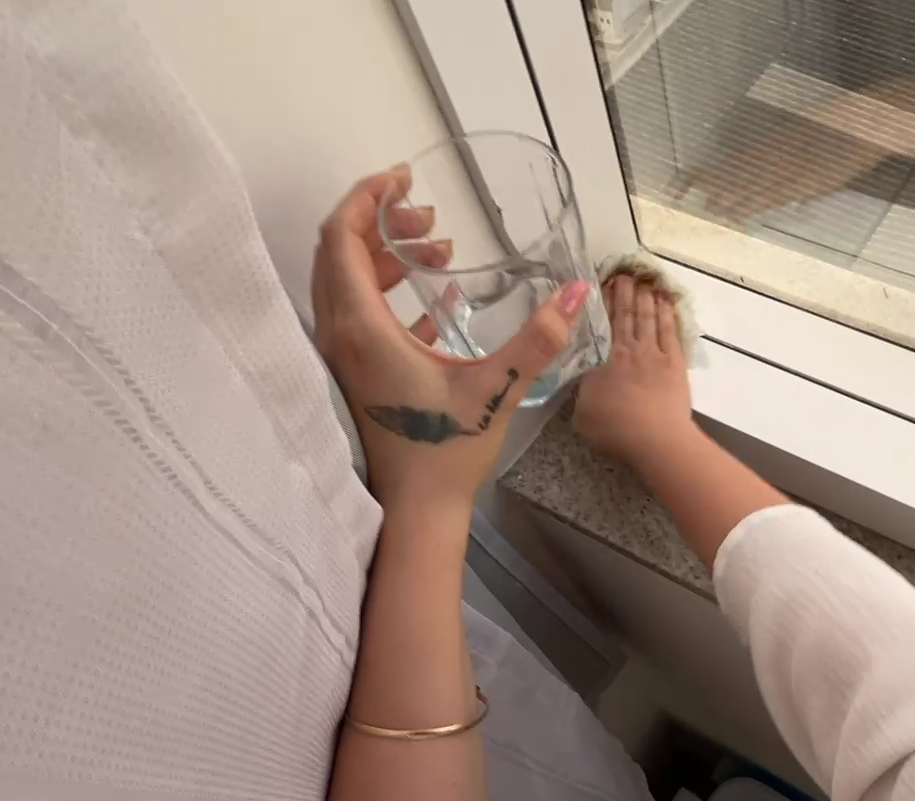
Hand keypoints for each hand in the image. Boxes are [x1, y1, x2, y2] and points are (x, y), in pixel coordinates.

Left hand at [312, 168, 585, 513]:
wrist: (419, 508)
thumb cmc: (447, 452)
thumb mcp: (497, 388)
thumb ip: (538, 338)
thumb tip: (575, 293)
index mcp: (362, 328)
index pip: (342, 236)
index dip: (367, 196)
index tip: (403, 178)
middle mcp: (341, 335)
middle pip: (339, 251)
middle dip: (381, 222)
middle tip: (430, 217)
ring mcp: (345, 357)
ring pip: (348, 282)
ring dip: (386, 257)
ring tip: (439, 251)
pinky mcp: (358, 374)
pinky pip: (361, 314)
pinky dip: (390, 293)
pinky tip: (436, 303)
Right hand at [574, 274, 696, 467]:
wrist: (655, 439)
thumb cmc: (615, 428)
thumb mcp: (582, 412)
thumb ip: (582, 391)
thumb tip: (584, 380)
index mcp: (605, 358)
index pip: (603, 322)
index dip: (602, 301)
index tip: (601, 283)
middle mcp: (630, 349)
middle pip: (627, 314)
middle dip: (624, 292)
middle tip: (623, 274)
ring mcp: (656, 354)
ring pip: (650, 318)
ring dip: (646, 297)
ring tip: (645, 281)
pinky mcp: (676, 364)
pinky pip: (671, 331)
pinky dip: (668, 314)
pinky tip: (666, 302)